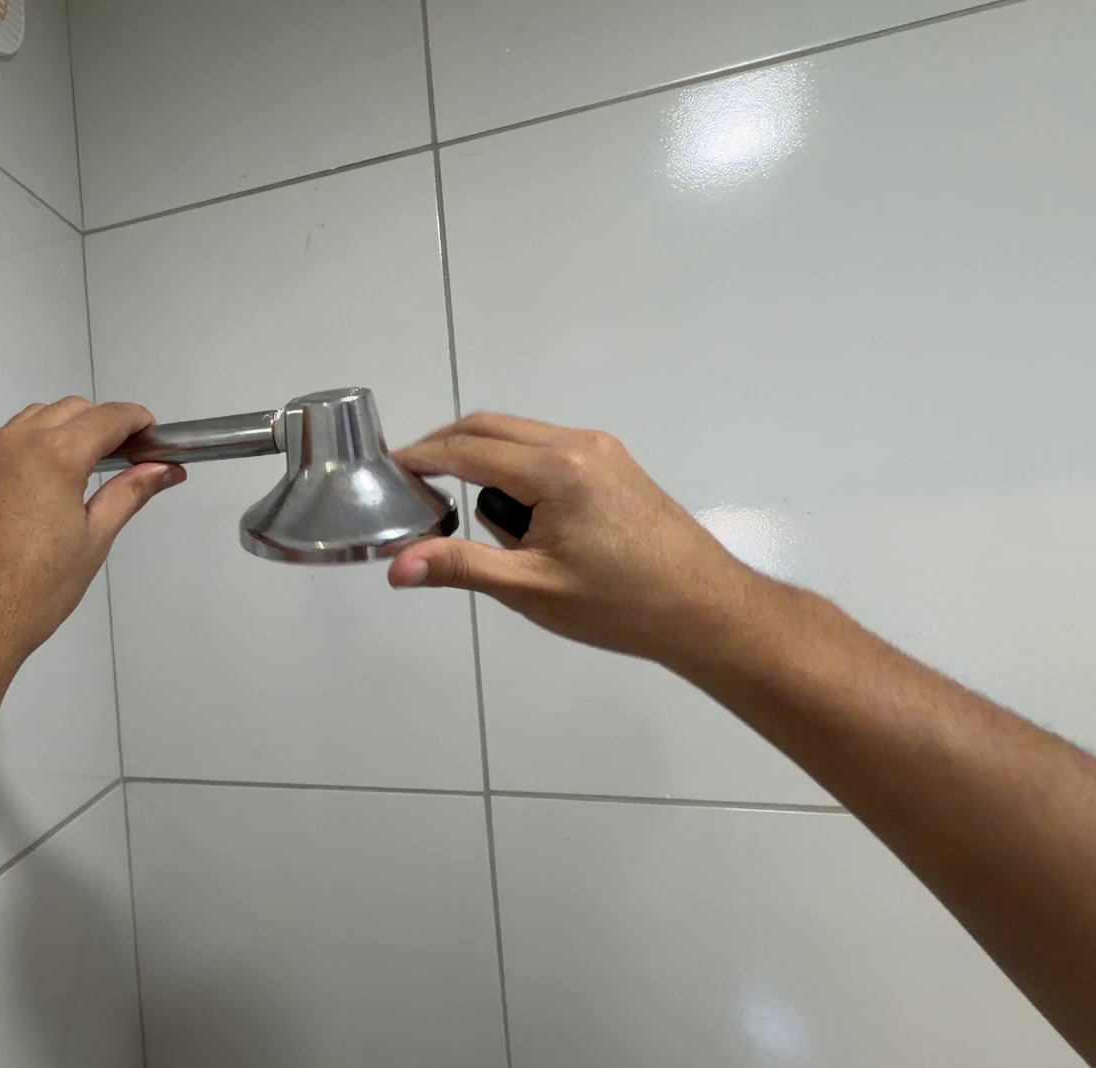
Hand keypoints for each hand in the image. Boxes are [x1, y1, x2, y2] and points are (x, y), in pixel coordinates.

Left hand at [0, 397, 185, 666]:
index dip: (138, 422)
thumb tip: (160, 472)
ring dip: (70, 428)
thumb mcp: (94, 540)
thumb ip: (129, 493)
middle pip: (73, 409)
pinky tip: (53, 480)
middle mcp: (15, 444)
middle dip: (107, 424)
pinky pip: (11, 440)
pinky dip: (39, 443)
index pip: (108, 417)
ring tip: (94, 468)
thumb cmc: (25, 593)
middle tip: (133, 456)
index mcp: (53, 455)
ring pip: (39, 418)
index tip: (154, 437)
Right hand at [387, 413, 762, 665]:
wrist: (710, 613)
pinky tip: (512, 511)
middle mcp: (578, 444)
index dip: (420, 458)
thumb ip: (459, 567)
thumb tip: (395, 567)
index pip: (466, 450)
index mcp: (556, 470)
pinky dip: (511, 466)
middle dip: (443, 447)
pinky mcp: (612, 464)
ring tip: (468, 516)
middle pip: (488, 426)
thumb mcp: (530, 588)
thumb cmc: (619, 605)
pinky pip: (542, 448)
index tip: (385, 469)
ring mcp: (600, 450)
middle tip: (409, 479)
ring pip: (516, 434)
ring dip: (480, 459)